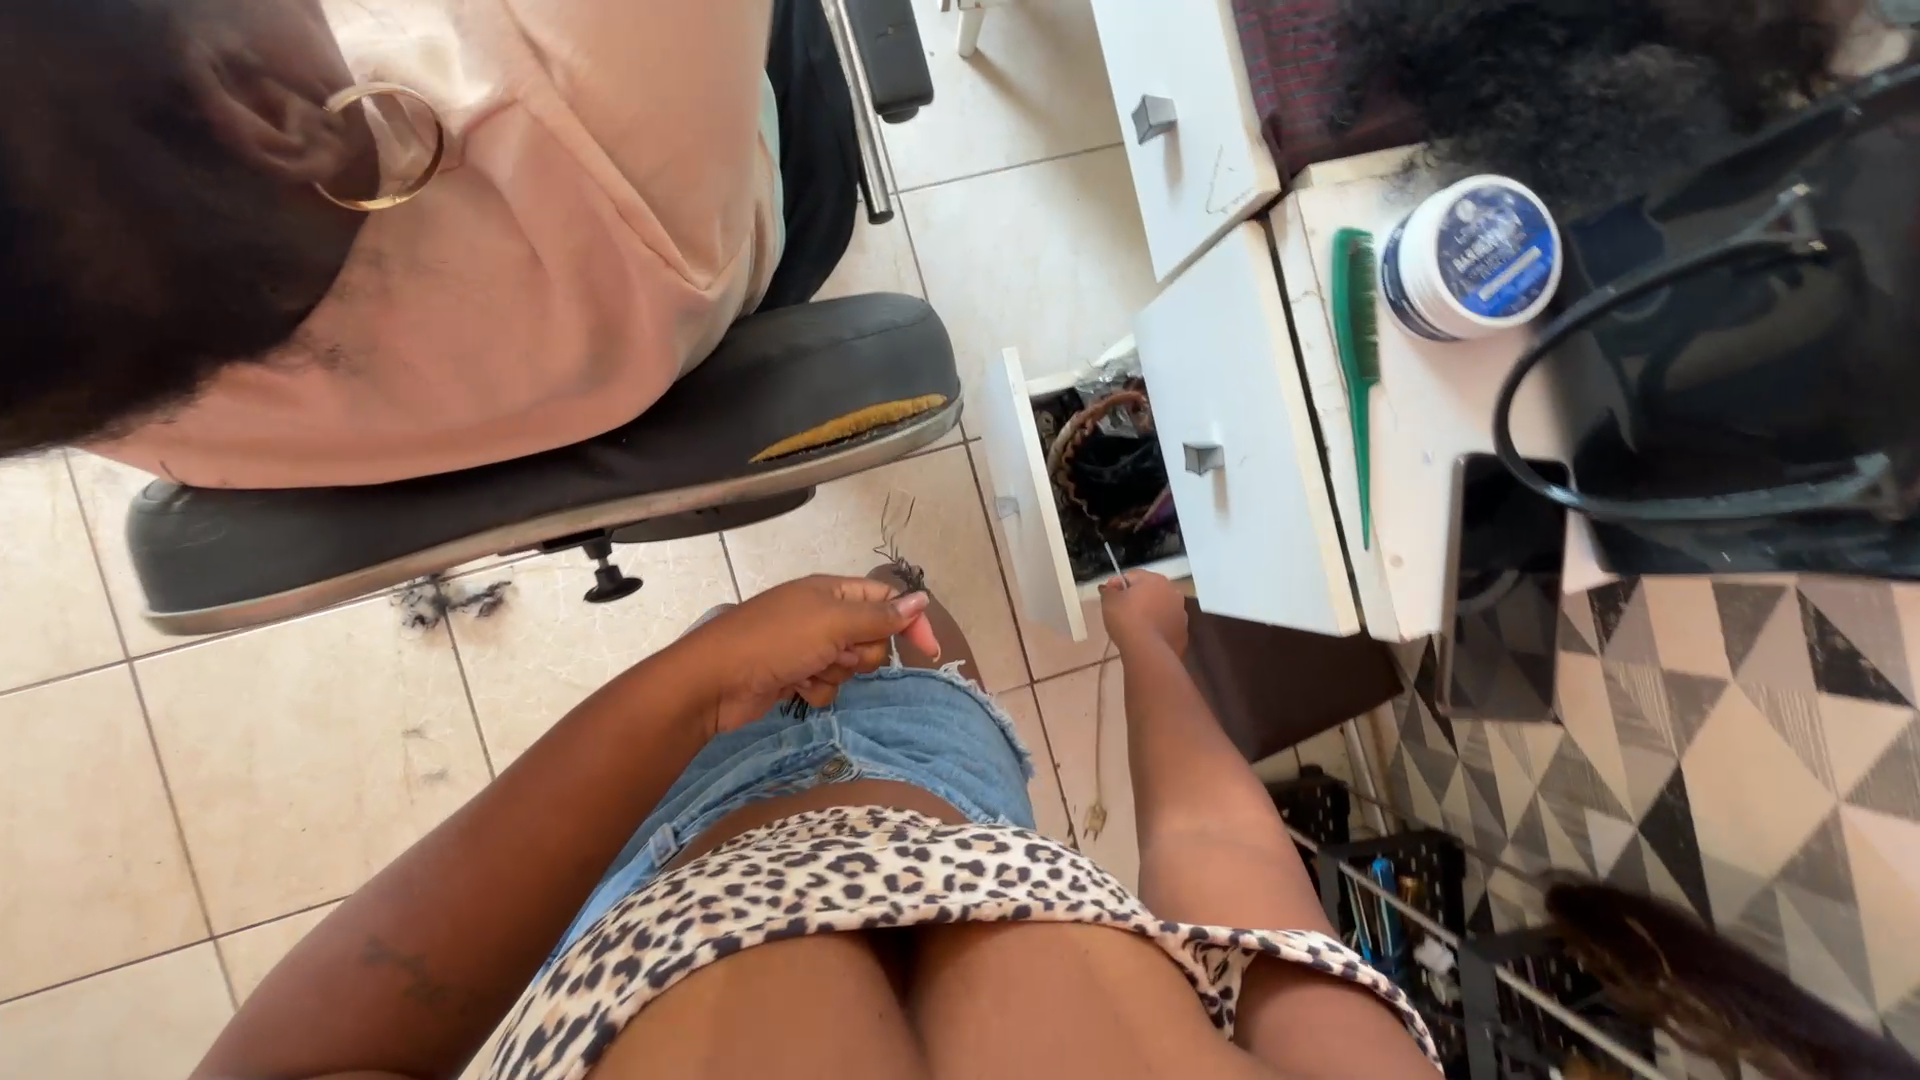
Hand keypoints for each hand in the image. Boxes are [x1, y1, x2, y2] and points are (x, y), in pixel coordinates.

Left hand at [672, 575, 940, 735]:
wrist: (714, 681)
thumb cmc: (775, 641)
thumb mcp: (833, 622)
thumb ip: (880, 615)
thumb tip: (922, 599)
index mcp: (832, 591)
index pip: (887, 600)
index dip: (909, 621)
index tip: (929, 651)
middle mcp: (823, 614)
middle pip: (871, 636)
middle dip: (861, 652)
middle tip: (837, 654)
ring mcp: (808, 646)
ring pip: (851, 664)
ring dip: (837, 672)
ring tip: (809, 671)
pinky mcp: (796, 675)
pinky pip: (829, 685)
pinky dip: (818, 689)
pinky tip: (797, 688)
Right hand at [1099, 570, 1188, 656]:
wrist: (1147, 650)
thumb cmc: (1126, 619)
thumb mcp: (1109, 602)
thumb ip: (1109, 590)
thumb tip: (1109, 587)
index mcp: (1154, 579)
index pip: (1132, 576)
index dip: (1118, 585)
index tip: (1109, 597)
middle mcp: (1172, 591)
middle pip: (1150, 590)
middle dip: (1137, 597)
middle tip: (1121, 611)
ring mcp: (1181, 612)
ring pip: (1161, 607)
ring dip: (1150, 611)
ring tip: (1135, 625)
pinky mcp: (1183, 631)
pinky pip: (1166, 624)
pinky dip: (1158, 627)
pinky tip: (1146, 636)